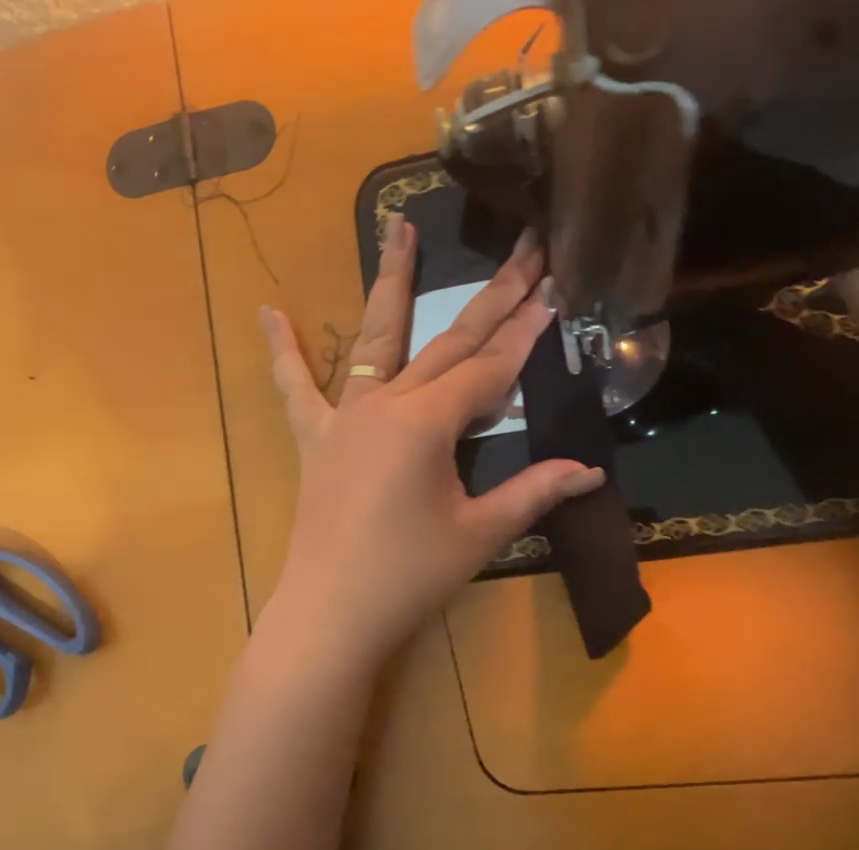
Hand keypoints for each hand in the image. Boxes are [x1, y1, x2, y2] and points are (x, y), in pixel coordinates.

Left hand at [258, 215, 605, 658]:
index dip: (526, 335)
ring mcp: (344, 418)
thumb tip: (589, 470)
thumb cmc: (408, 577)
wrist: (330, 613)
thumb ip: (532, 493)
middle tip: (522, 248)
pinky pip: (296, 389)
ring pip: (374, 340)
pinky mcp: (316, 440)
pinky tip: (269, 312)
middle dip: (490, 297)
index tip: (556, 290)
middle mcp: (384, 404)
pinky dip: (285, 352)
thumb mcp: (479, 534)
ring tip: (398, 227)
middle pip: (446, 341)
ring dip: (391, 284)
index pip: (489, 370)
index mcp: (426, 424)